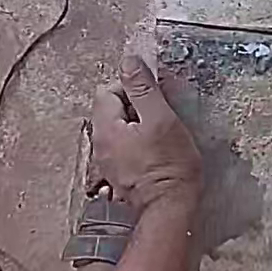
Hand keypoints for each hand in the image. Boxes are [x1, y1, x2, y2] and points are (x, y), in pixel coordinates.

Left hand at [91, 56, 201, 215]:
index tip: (154, 100)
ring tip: (160, 136)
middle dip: (135, 108)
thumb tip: (129, 62)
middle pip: (111, 110)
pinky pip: (125, 148)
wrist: (171, 208)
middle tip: (160, 118)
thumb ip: (143, 89)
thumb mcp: (161, 119)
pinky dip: (139, 144)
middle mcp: (100, 146)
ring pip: (120, 129)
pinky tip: (157, 152)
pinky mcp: (120, 175)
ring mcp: (108, 163)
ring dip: (139, 126)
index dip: (132, 89)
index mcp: (105, 129)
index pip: (108, 91)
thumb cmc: (170, 166)